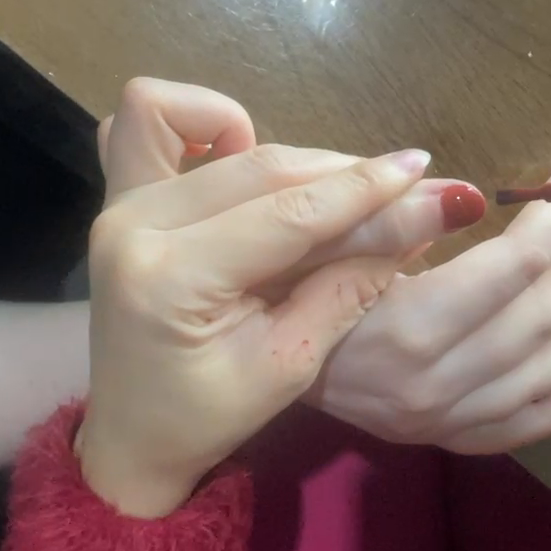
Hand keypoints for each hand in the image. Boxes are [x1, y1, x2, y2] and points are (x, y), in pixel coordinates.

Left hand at [79, 79, 438, 516]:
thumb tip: (428, 214)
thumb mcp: (289, 365)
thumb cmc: (207, 417)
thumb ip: (352, 283)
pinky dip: (204, 121)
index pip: (289, 215)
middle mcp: (133, 223)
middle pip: (264, 168)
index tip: (433, 177)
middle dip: (346, 175)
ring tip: (333, 191)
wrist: (131, 433)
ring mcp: (118, 201)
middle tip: (407, 191)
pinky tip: (241, 150)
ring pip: (226, 142)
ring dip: (294, 157)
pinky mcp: (118, 193)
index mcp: (171, 279)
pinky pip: (149, 117)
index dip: (367, 192)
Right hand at [304, 157, 550, 453]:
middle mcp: (434, 385)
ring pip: (541, 375)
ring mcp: (439, 420)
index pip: (510, 268)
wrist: (248, 362)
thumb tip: (471, 193)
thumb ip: (397, 216)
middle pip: (539, 318)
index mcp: (408, 328)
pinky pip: (511, 430)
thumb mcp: (328, 240)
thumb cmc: (281, 286)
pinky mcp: (435, 438)